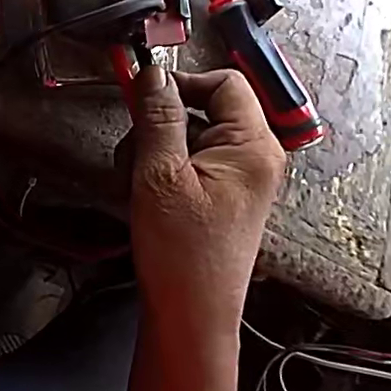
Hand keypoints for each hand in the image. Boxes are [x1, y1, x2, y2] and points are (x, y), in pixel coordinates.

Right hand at [126, 65, 285, 336]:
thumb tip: (154, 74)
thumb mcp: (160, 175)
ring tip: (138, 185)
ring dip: (153, 151)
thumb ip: (158, 117)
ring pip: (188, 135)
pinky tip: (144, 196)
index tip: (146, 97)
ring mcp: (236, 176)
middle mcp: (253, 157)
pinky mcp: (219, 193)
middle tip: (138, 155)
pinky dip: (159, 171)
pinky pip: (187, 161)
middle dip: (160, 126)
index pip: (224, 82)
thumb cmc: (183, 255)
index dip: (183, 84)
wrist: (190, 316)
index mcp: (253, 146)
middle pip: (203, 108)